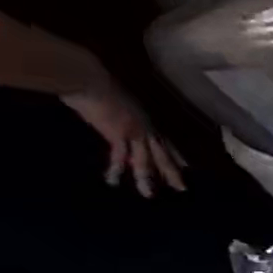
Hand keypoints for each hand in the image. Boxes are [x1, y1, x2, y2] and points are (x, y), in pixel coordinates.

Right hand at [61, 76, 187, 197]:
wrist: (86, 77)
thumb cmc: (95, 86)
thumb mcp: (117, 104)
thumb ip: (121, 117)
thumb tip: (115, 123)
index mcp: (146, 119)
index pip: (165, 142)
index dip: (176, 155)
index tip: (186, 167)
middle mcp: (146, 126)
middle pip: (163, 154)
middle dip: (172, 172)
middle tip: (182, 189)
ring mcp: (134, 130)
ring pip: (146, 160)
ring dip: (147, 179)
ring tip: (150, 195)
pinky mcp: (118, 133)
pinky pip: (119, 156)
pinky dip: (116, 169)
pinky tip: (113, 181)